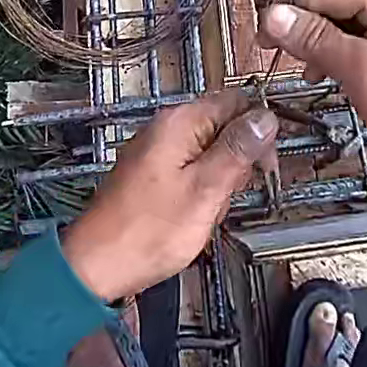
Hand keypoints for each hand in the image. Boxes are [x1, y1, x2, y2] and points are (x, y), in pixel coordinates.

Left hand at [61, 90, 276, 300]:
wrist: (100, 263)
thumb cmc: (146, 231)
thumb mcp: (205, 189)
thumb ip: (237, 150)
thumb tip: (265, 117)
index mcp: (179, 123)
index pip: (235, 102)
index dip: (259, 130)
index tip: (266, 163)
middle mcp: (167, 129)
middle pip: (224, 129)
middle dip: (235, 166)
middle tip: (224, 195)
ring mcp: (160, 151)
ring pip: (212, 156)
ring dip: (218, 186)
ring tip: (202, 211)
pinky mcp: (156, 173)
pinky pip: (194, 175)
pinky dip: (201, 195)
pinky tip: (190, 216)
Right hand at [257, 0, 366, 184]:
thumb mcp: (363, 72)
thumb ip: (315, 39)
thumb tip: (274, 17)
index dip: (291, 13)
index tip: (265, 37)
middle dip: (305, 22)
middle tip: (282, 50)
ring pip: (339, 12)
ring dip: (317, 36)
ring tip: (311, 66)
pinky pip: (353, 29)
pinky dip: (333, 45)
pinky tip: (326, 67)